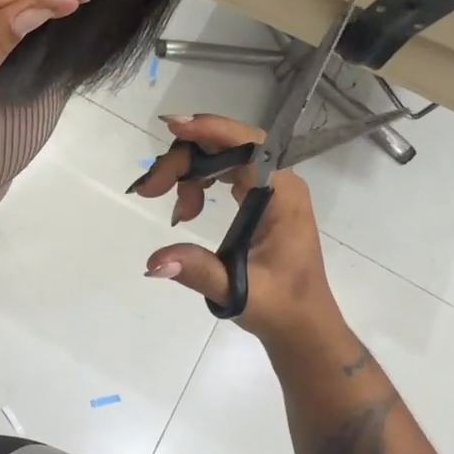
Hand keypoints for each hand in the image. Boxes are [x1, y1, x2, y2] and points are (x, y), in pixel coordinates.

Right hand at [131, 115, 343, 344]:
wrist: (303, 326)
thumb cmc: (281, 307)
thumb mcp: (238, 291)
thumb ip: (197, 271)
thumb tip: (154, 262)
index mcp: (282, 196)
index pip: (249, 144)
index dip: (211, 130)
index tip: (174, 127)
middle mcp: (277, 183)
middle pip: (225, 147)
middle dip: (184, 160)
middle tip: (150, 191)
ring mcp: (269, 190)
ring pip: (220, 158)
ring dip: (188, 174)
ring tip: (176, 214)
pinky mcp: (259, 199)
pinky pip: (223, 172)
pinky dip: (197, 183)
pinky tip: (187, 211)